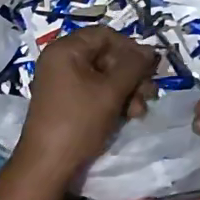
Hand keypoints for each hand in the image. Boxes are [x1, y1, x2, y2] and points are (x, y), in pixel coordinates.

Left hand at [17, 26, 156, 180]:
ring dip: (127, 90)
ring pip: (103, 76)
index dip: (131, 48)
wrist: (48, 164)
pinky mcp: (66, 101)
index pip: (105, 35)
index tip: (151, 68)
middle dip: (131, 74)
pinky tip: (128, 116)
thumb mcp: (110, 92)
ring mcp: (62, 82)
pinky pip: (94, 91)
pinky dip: (113, 100)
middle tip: (150, 93)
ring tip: (139, 111)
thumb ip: (134, 67)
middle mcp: (61, 61)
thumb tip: (151, 51)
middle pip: (106, 56)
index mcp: (65, 50)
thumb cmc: (78, 122)